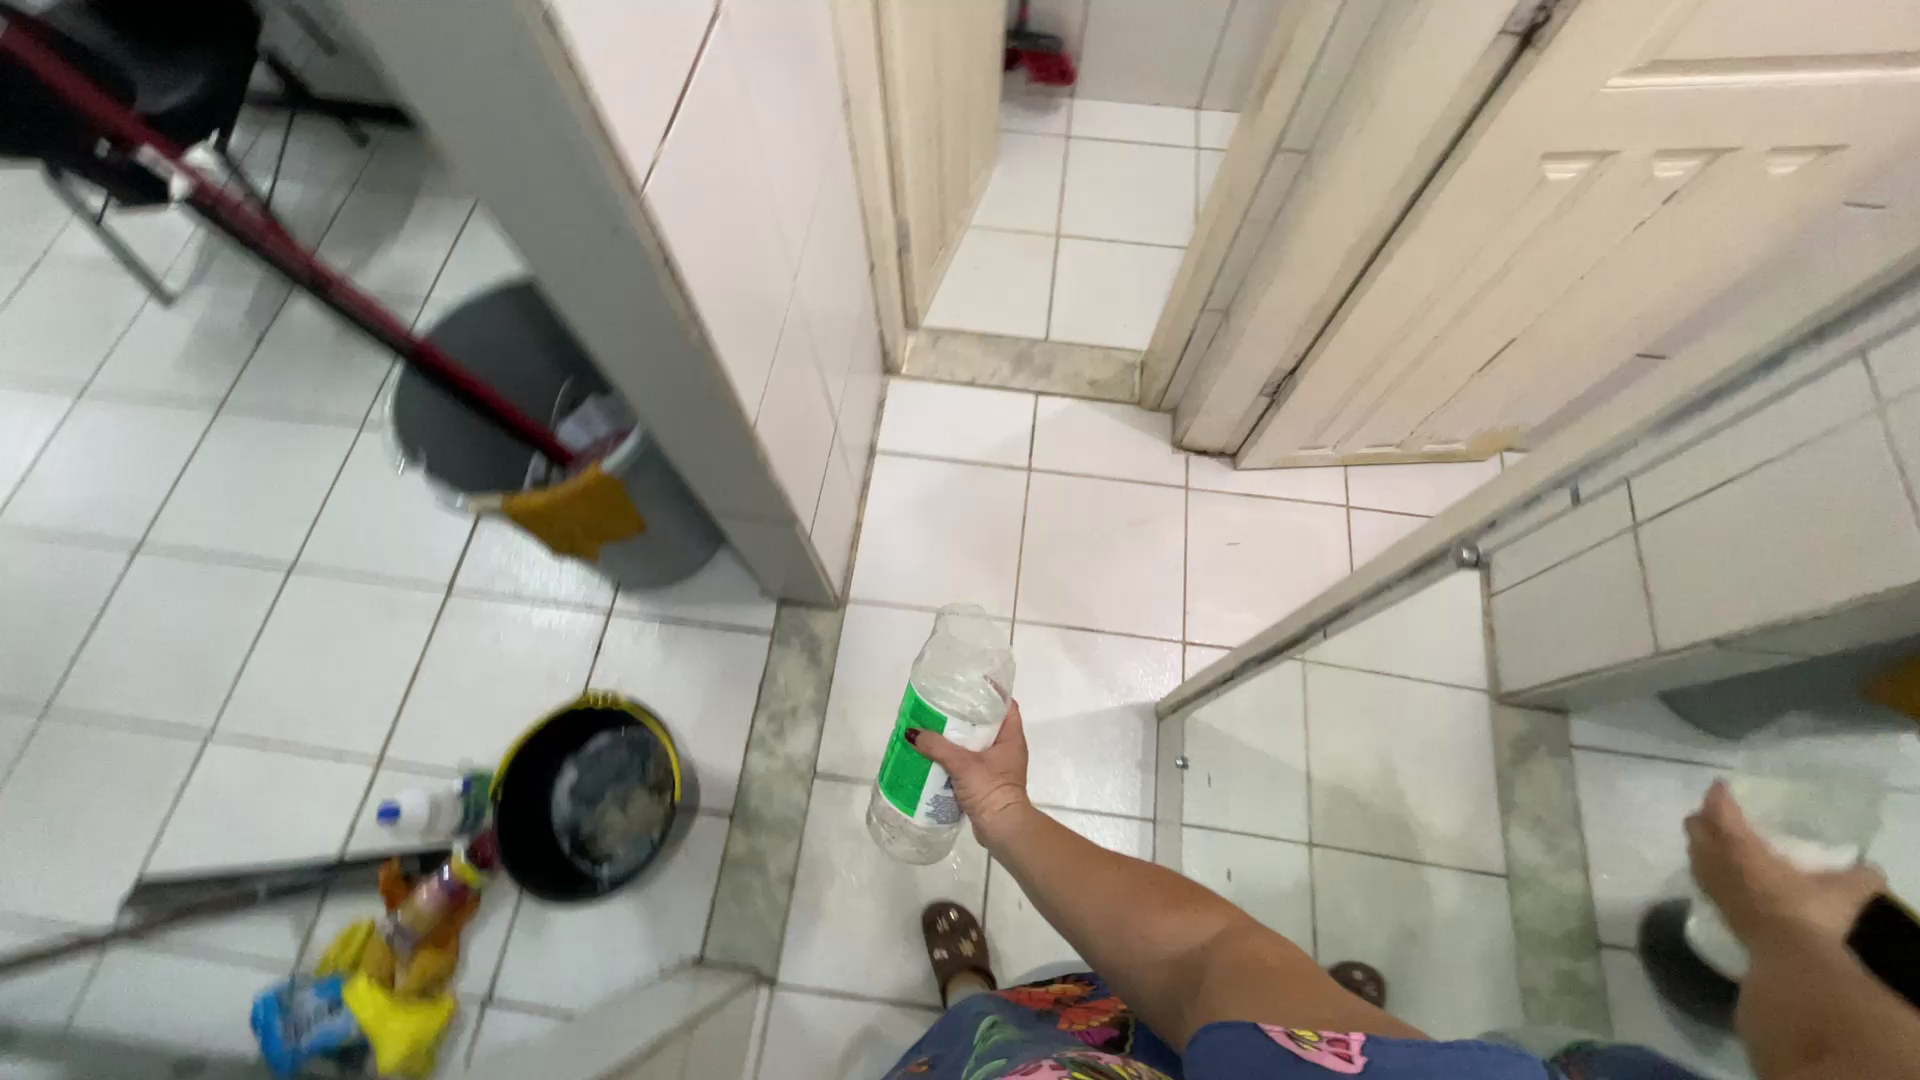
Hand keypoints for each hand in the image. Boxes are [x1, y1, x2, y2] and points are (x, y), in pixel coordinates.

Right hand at [907, 701, 1032, 846]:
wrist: (1002, 829)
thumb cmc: (990, 789)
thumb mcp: (962, 764)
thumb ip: (937, 747)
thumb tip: (912, 733)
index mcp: (1011, 737)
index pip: (1006, 705)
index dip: (992, 692)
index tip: (971, 684)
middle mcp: (1008, 748)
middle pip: (989, 723)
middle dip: (968, 714)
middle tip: (945, 705)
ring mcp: (999, 766)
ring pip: (978, 744)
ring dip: (960, 737)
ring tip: (937, 726)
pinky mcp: (988, 781)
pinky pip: (972, 762)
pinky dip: (957, 757)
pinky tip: (938, 754)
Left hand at [1686, 779, 1884, 951]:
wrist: (1787, 952)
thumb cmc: (1810, 913)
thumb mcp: (1843, 892)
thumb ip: (1859, 877)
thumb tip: (1874, 870)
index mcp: (1738, 845)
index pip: (1719, 810)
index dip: (1718, 795)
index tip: (1721, 785)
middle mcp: (1714, 856)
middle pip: (1695, 825)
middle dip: (1704, 814)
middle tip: (1721, 812)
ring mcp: (1707, 877)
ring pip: (1692, 846)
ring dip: (1702, 838)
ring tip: (1720, 838)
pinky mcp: (1710, 898)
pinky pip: (1698, 869)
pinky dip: (1705, 861)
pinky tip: (1723, 868)